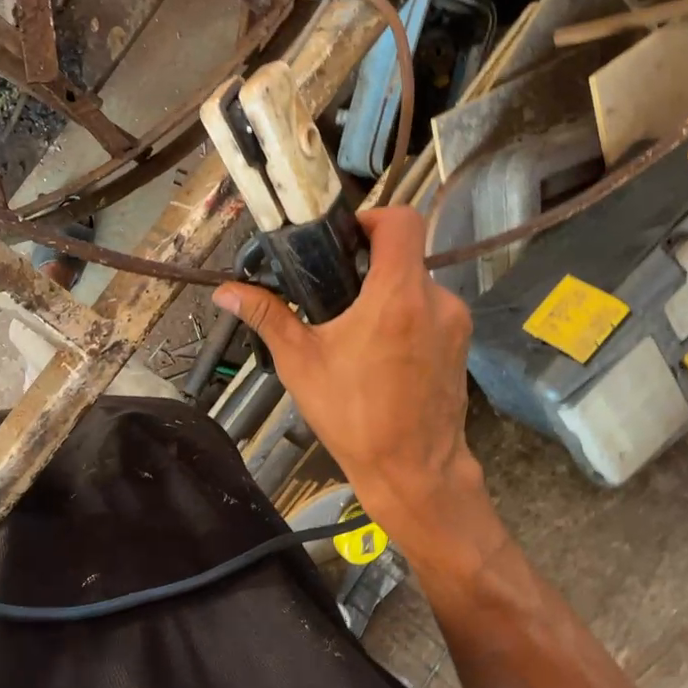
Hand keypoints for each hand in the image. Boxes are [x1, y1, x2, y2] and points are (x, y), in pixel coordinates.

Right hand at [213, 208, 482, 556]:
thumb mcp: (300, 363)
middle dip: (368, 269)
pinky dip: (404, 321)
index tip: (344, 239)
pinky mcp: (461, 345)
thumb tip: (226, 291)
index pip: (400, 221)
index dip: (371, 218)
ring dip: (386, 298)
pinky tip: (379, 357)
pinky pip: (430, 314)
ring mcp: (456, 323)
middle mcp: (436, 301)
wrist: (412, 469)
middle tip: (334, 296)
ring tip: (354, 335)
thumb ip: (267, 317)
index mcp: (398, 296)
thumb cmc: (353, 416)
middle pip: (404, 256)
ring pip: (417, 287)